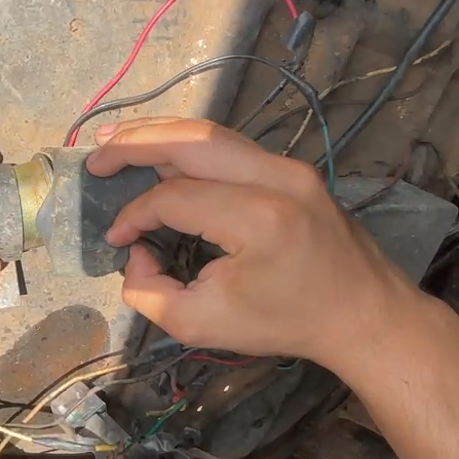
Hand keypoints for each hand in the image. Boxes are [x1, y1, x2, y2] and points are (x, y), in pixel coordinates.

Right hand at [87, 117, 429, 372]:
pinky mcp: (293, 169)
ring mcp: (290, 167)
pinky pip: (229, 146)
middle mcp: (275, 178)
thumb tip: (135, 251)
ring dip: (158, 134)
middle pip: (191, 141)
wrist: (363, 314)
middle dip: (134, 144)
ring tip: (115, 139)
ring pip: (210, 133)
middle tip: (94, 157)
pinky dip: (187, 145)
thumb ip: (148, 291)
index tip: (114, 240)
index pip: (173, 198)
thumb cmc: (283, 324)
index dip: (133, 215)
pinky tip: (159, 150)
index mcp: (256, 219)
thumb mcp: (200, 325)